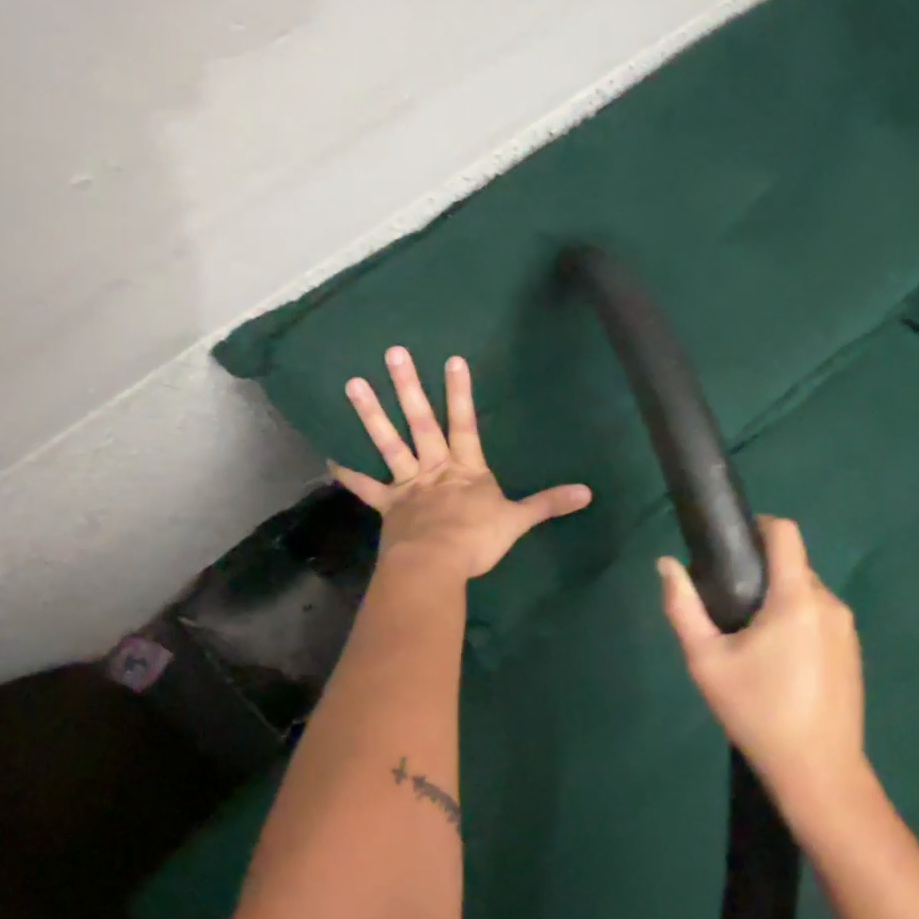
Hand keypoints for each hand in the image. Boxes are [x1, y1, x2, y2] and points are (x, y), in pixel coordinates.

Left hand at [330, 346, 592, 579]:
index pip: (464, 423)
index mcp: (467, 469)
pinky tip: (330, 456)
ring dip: (370, 414)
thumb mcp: (518, 521)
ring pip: (388, 443)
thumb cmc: (476, 541)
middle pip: (421, 422)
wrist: (434, 565)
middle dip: (408, 387)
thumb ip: (548, 503)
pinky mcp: (388, 506)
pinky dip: (349, 473)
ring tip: (353, 384)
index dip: (460, 392)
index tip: (452, 360)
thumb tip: (588, 493)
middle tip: (393, 353)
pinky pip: (365, 487)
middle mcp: (435, 468)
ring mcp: (407, 485)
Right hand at [658, 517, 867, 808]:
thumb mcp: (707, 662)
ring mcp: (846, 629)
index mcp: (797, 597)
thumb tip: (667, 564)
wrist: (818, 772)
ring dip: (780, 601)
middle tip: (729, 607)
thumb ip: (683, 608)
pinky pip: (821, 619)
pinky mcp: (853, 653)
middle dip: (762, 573)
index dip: (758, 526)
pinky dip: (799, 624)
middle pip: (793, 565)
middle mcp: (829, 603)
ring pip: (807, 593)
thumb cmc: (758, 713)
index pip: (785, 532)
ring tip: (751, 640)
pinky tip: (779, 664)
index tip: (732, 544)